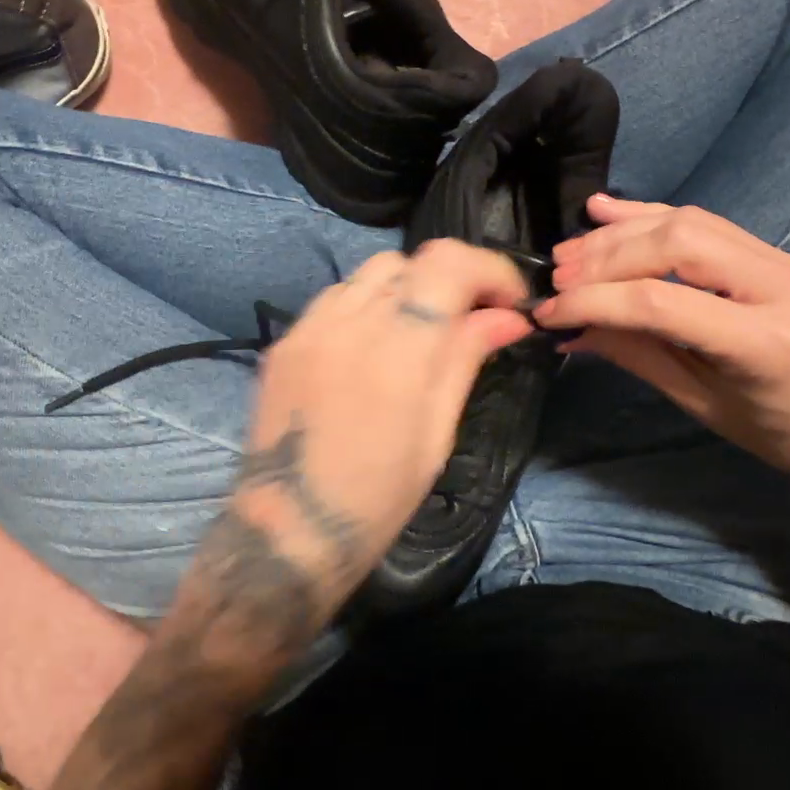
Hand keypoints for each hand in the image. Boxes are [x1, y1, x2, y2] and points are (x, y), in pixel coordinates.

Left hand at [239, 240, 532, 584]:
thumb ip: (464, 362)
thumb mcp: (435, 435)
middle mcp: (349, 324)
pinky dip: (364, 307)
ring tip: (419, 332)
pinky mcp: (283, 343)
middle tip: (469, 319)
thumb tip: (506, 318)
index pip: (446, 265)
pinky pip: (332, 300)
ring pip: (367, 275)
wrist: (290, 527)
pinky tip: (371, 345)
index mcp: (397, 351)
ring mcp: (307, 329)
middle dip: (449, 280)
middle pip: (408, 262)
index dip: (488, 270)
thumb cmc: (377, 498)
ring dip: (404, 290)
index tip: (507, 302)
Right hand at [533, 195, 789, 490]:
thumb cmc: (770, 430)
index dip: (594, 301)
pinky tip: (606, 212)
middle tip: (558, 277)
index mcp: (765, 341)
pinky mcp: (776, 252)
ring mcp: (786, 261)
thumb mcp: (694, 400)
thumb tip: (569, 327)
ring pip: (689, 222)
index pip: (660, 302)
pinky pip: (705, 222)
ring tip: (570, 252)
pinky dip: (650, 217)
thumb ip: (633, 353)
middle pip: (677, 245)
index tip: (548, 311)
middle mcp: (782, 285)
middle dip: (606, 257)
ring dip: (621, 234)